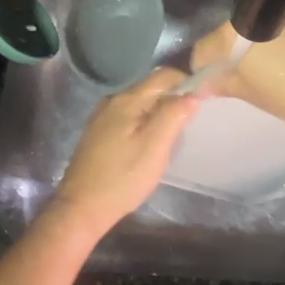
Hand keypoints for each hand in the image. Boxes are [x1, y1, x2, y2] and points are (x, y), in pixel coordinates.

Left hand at [50, 68, 198, 233]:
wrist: (81, 209)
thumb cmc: (122, 179)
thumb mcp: (155, 147)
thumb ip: (174, 115)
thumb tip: (193, 94)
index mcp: (127, 100)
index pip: (164, 75)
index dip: (187, 82)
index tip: (203, 101)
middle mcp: (112, 100)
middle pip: (151, 88)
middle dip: (173, 99)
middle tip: (189, 123)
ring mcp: (102, 116)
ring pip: (140, 103)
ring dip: (159, 112)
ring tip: (172, 136)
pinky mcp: (98, 132)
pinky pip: (129, 116)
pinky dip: (144, 122)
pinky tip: (149, 144)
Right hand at [190, 0, 284, 128]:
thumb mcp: (256, 96)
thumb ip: (226, 85)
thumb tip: (205, 84)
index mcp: (234, 35)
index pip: (206, 49)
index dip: (207, 67)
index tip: (218, 79)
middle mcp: (256, 10)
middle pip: (236, 31)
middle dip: (240, 49)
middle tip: (258, 70)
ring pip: (266, 18)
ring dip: (268, 33)